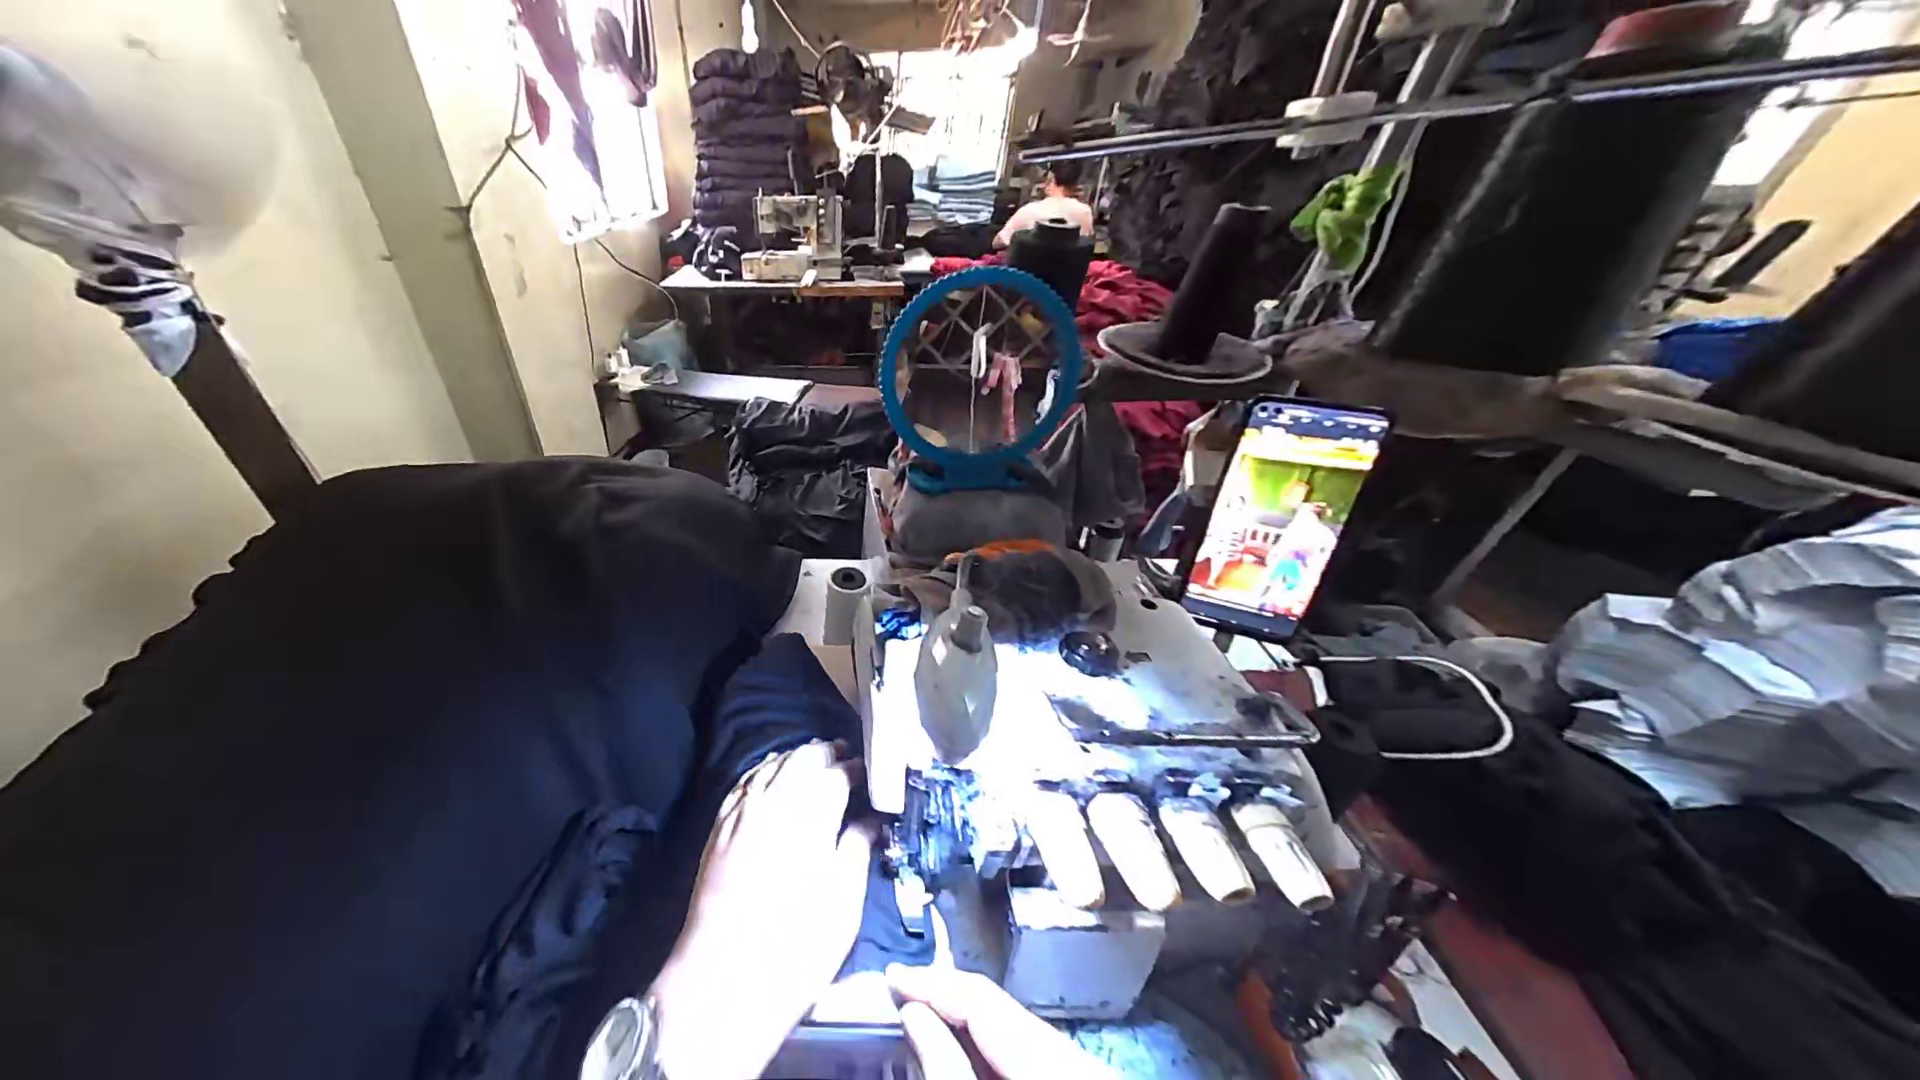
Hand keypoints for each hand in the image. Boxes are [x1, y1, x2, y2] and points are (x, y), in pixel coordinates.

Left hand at [649, 741, 875, 1078]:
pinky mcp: (718, 830)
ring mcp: (742, 814)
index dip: (855, 768)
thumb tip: (869, 820)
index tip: (867, 772)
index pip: (838, 774)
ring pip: (772, 765)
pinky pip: (744, 784)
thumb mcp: (845, 901)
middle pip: (803, 759)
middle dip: (827, 753)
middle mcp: (775, 802)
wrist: (723, 982)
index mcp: (812, 815)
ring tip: (814, 760)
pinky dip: (763, 771)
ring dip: (796, 758)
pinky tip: (771, 775)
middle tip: (844, 756)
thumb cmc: (797, 946)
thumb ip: (857, 849)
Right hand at [888, 964, 1117, 1079]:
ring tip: (922, 1015)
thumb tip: (914, 1012)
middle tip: (900, 993)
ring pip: (1013, 1031)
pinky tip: (964, 1052)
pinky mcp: (1077, 1075)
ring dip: (966, 1026)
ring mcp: (1082, 1065)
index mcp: (1057, 1058)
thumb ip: (948, 1071)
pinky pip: (1029, 1053)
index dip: (933, 982)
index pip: (984, 998)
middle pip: (999, 1010)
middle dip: (947, 1002)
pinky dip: (991, 1051)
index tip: (892, 975)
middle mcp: (1077, 1053)